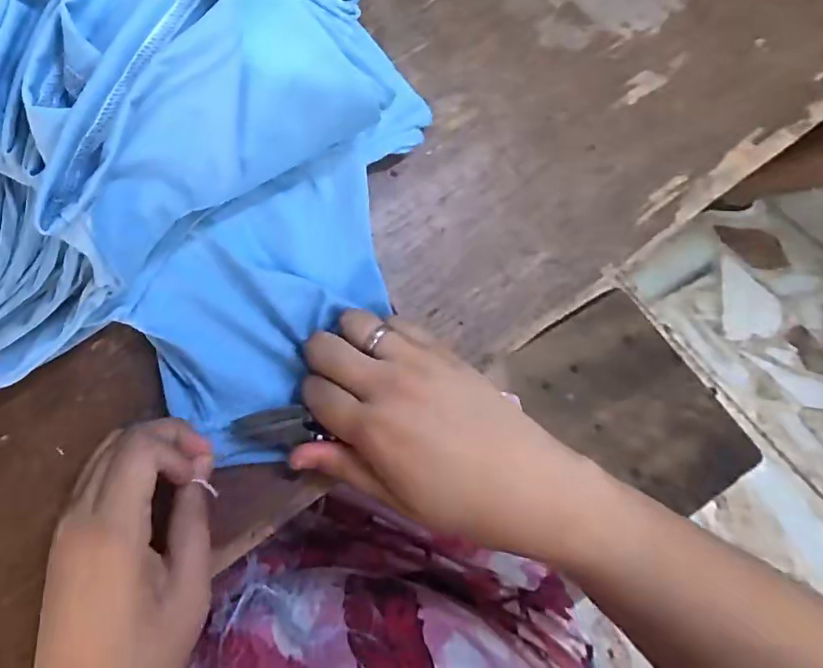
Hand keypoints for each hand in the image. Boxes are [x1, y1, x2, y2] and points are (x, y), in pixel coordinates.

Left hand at [36, 420, 214, 667]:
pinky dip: (124, 464)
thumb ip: (194, 524)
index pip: (139, 446)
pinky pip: (92, 474)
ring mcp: (64, 521)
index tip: (204, 472)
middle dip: (165, 436)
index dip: (177, 445)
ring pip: (104, 451)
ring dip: (144, 446)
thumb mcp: (187, 594)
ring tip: (180, 467)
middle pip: (121, 439)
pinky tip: (149, 486)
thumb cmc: (142, 654)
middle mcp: (80, 511)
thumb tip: (199, 471)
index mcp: (111, 525)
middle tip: (201, 457)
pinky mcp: (60, 535)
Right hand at [289, 309, 602, 559]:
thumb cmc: (457, 503)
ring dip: (347, 336)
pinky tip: (393, 352)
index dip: (311, 399)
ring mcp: (414, 358)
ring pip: (354, 320)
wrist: (529, 483)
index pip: (314, 391)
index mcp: (372, 428)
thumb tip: (293, 450)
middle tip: (335, 380)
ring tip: (361, 358)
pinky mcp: (439, 346)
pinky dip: (384, 330)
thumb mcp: (395, 497)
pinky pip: (395, 319)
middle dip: (317, 360)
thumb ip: (343, 466)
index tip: (324, 411)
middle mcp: (386, 383)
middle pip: (323, 346)